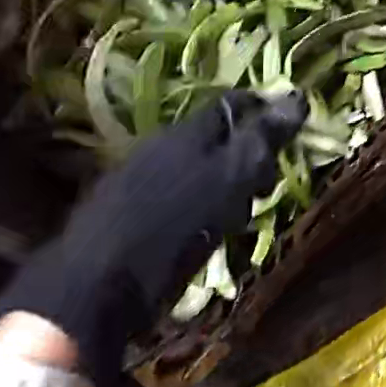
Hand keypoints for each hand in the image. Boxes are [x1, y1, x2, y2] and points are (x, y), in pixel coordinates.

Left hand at [0, 90, 306, 383]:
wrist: (88, 289)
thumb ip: (264, 138)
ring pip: (195, 166)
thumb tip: (297, 96)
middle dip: (247, 156)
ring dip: (222, 184)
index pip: (237, 102)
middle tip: (266, 187)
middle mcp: (160, 144)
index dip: (266, 112)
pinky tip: (198, 234)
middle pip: (217, 137)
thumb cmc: (174, 227)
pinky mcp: (118, 212)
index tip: (288, 137)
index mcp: (190, 131)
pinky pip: (172, 195)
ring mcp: (135, 177)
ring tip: (236, 215)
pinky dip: (195, 205)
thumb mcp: (232, 179)